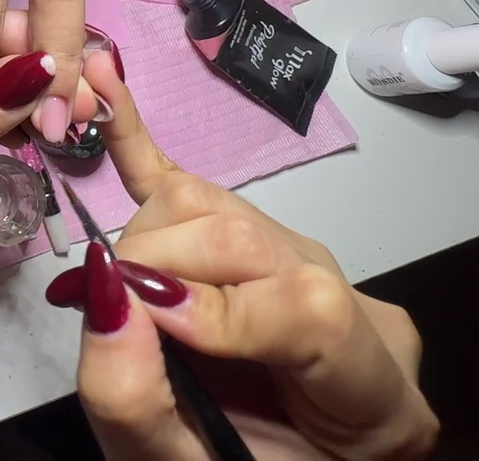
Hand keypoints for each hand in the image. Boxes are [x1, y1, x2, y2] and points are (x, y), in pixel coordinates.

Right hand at [49, 58, 438, 459]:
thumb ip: (136, 397)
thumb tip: (103, 285)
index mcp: (375, 394)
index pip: (307, 308)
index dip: (215, 306)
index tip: (138, 314)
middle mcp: (351, 305)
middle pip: (244, 239)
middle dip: (157, 267)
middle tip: (116, 316)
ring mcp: (300, 258)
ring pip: (210, 204)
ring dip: (145, 238)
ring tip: (124, 292)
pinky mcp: (243, 232)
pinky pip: (185, 179)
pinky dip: (135, 136)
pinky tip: (105, 81)